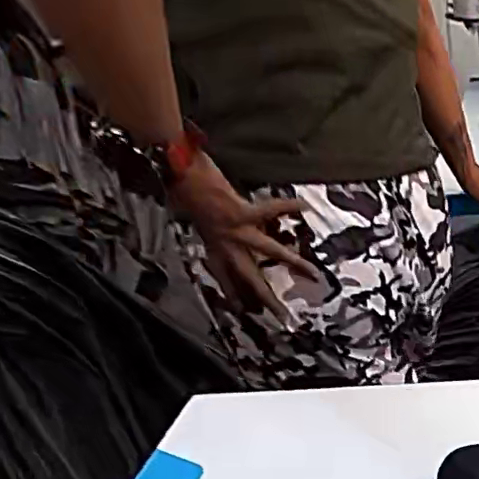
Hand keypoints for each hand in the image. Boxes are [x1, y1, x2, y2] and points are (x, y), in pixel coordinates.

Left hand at [168, 150, 319, 321]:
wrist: (165, 161)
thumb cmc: (175, 183)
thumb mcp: (185, 209)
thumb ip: (202, 220)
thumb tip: (213, 226)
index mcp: (211, 241)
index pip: (224, 274)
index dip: (233, 293)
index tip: (243, 311)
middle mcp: (224, 240)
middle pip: (249, 275)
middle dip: (265, 297)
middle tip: (282, 317)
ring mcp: (234, 227)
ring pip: (268, 249)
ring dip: (293, 261)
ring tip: (314, 274)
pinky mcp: (240, 210)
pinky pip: (269, 209)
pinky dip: (287, 206)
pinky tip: (305, 207)